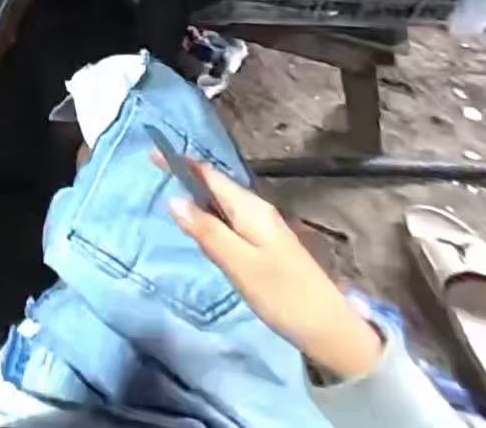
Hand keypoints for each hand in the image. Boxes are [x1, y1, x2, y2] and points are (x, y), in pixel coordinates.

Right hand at [162, 153, 385, 378]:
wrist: (332, 330)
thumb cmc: (283, 294)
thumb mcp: (240, 264)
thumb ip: (207, 232)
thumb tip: (175, 199)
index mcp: (250, 208)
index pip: (209, 175)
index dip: (181, 163)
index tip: (153, 155)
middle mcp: (257, 209)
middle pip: (216, 185)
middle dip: (187, 177)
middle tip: (157, 174)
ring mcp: (264, 227)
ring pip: (223, 203)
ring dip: (198, 197)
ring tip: (172, 198)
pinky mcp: (266, 245)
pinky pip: (231, 220)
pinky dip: (211, 216)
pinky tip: (203, 230)